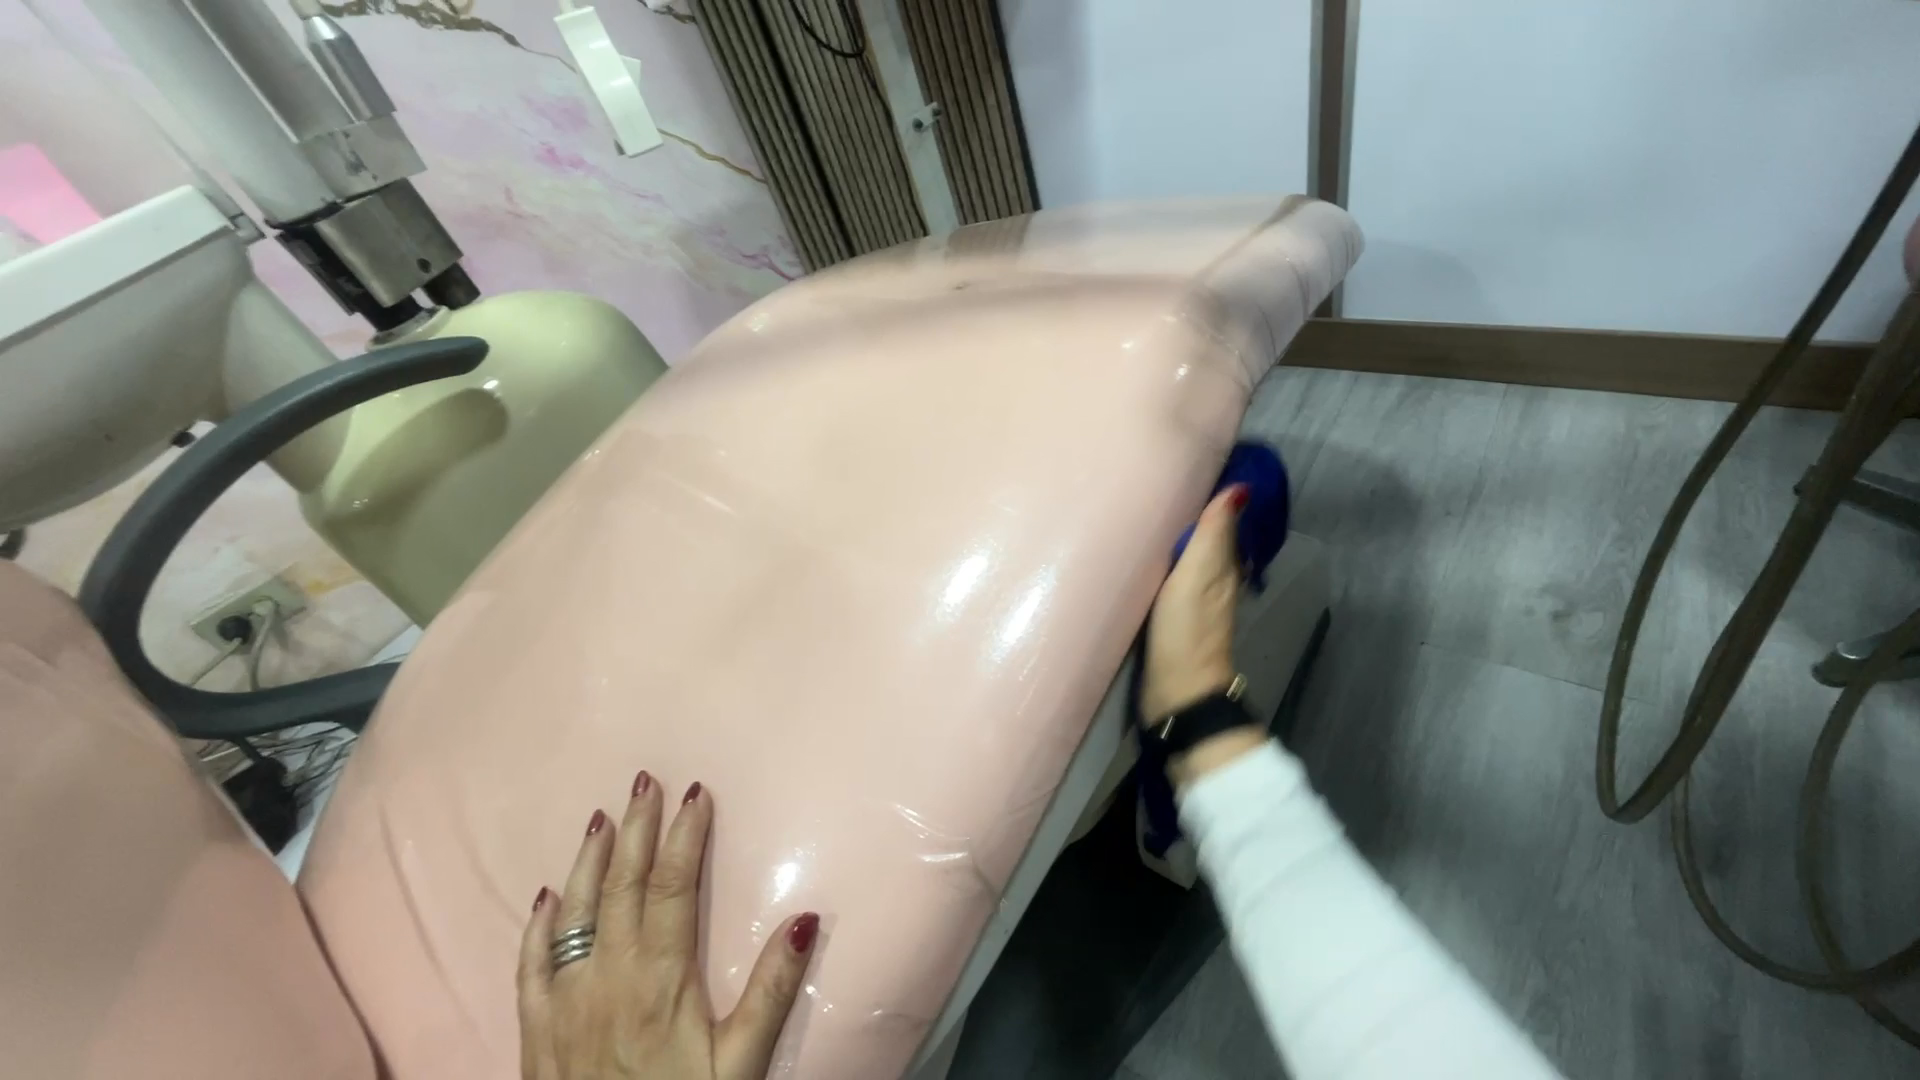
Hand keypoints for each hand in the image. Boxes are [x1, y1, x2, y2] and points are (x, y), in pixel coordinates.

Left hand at [518, 775, 817, 1079]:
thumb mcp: (742, 1063)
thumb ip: (772, 990)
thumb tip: (805, 918)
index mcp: (662, 978)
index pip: (672, 886)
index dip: (685, 835)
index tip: (696, 792)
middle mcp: (609, 976)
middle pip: (622, 885)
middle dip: (637, 828)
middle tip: (645, 781)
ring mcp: (566, 1001)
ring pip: (575, 912)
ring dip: (589, 860)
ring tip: (600, 817)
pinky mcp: (536, 1030)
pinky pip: (530, 965)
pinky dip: (537, 925)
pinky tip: (545, 895)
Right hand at [1144, 485, 1269, 787]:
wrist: (1177, 693)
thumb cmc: (1187, 632)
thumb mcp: (1197, 577)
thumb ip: (1213, 535)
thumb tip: (1241, 488)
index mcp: (1224, 564)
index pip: (1224, 515)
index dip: (1214, 489)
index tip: (1193, 459)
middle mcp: (1215, 575)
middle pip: (1207, 531)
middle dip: (1193, 505)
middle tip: (1161, 475)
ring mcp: (1194, 596)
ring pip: (1190, 552)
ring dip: (1176, 531)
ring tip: (1149, 504)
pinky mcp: (1173, 613)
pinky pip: (1172, 572)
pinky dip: (1164, 556)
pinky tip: (1145, 551)